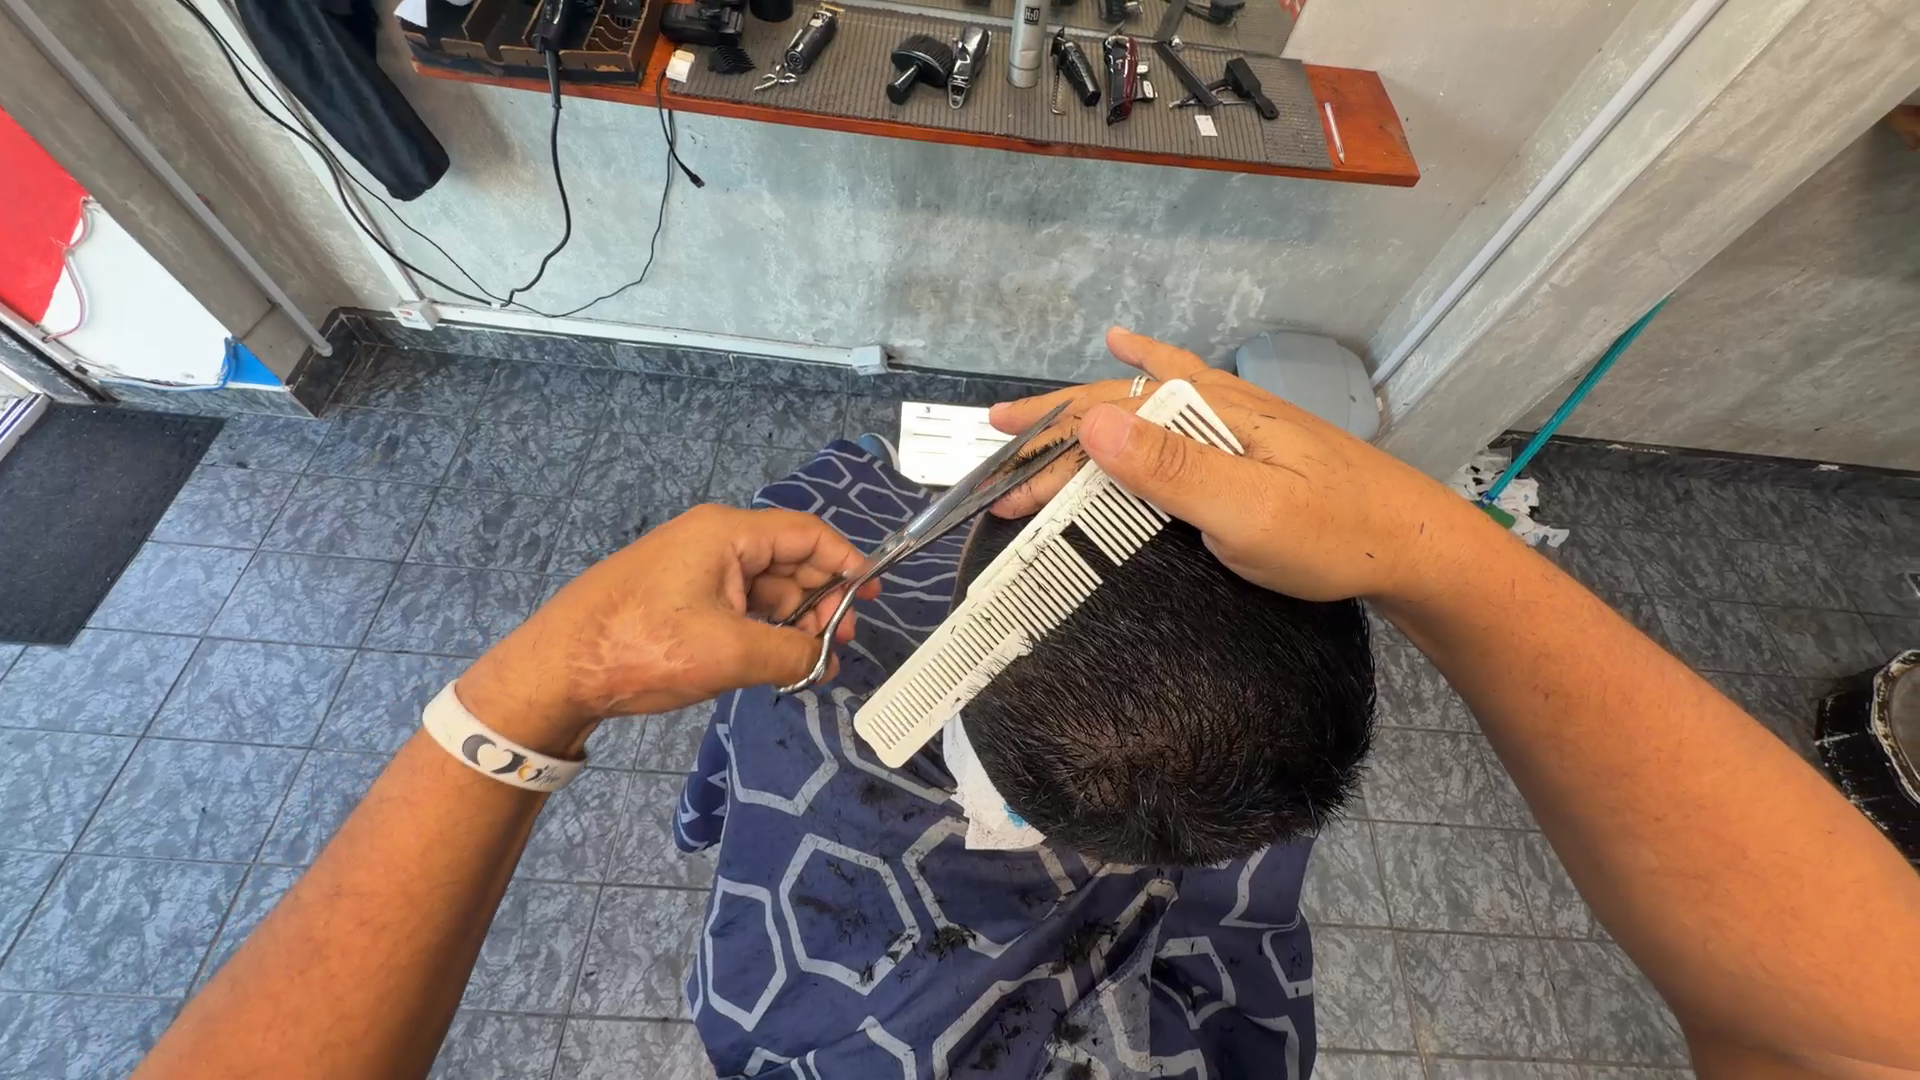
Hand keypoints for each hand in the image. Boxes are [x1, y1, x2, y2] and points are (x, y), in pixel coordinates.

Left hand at [457, 505, 877, 756]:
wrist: (554, 671)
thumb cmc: (643, 648)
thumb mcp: (729, 652)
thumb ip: (792, 652)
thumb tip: (825, 659)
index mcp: (726, 534)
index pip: (807, 534)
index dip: (846, 562)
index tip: (871, 595)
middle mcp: (714, 542)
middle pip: (789, 561)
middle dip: (820, 600)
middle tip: (838, 642)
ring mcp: (697, 570)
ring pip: (766, 588)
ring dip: (793, 621)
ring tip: (810, 662)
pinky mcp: (683, 597)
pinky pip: (740, 606)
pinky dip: (765, 630)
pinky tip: (778, 660)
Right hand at [988, 327, 1481, 603]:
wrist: (1413, 546)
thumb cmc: (1333, 535)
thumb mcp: (1248, 510)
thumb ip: (1171, 467)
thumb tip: (1091, 421)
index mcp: (1202, 413)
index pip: (1100, 424)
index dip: (1044, 457)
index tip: (1000, 491)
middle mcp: (1207, 401)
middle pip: (1107, 410)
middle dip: (1045, 439)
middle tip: (993, 465)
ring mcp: (1224, 413)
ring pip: (1131, 406)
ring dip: (1075, 420)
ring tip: (1027, 425)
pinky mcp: (1237, 434)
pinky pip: (1174, 390)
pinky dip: (1140, 367)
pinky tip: (1122, 345)